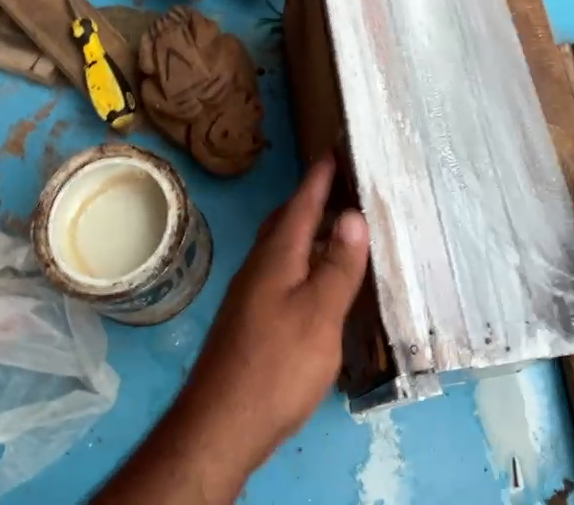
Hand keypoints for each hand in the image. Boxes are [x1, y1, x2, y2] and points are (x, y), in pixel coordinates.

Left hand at [94, 157, 368, 502]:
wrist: (221, 424)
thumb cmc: (276, 365)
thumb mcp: (319, 314)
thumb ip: (338, 266)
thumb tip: (353, 214)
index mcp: (277, 256)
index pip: (301, 203)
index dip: (320, 177)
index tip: (335, 148)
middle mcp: (260, 266)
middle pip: (288, 222)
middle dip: (313, 199)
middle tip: (344, 186)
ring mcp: (252, 294)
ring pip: (284, 248)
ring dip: (310, 232)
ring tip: (340, 230)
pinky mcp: (252, 320)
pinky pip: (283, 272)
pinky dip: (304, 262)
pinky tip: (320, 282)